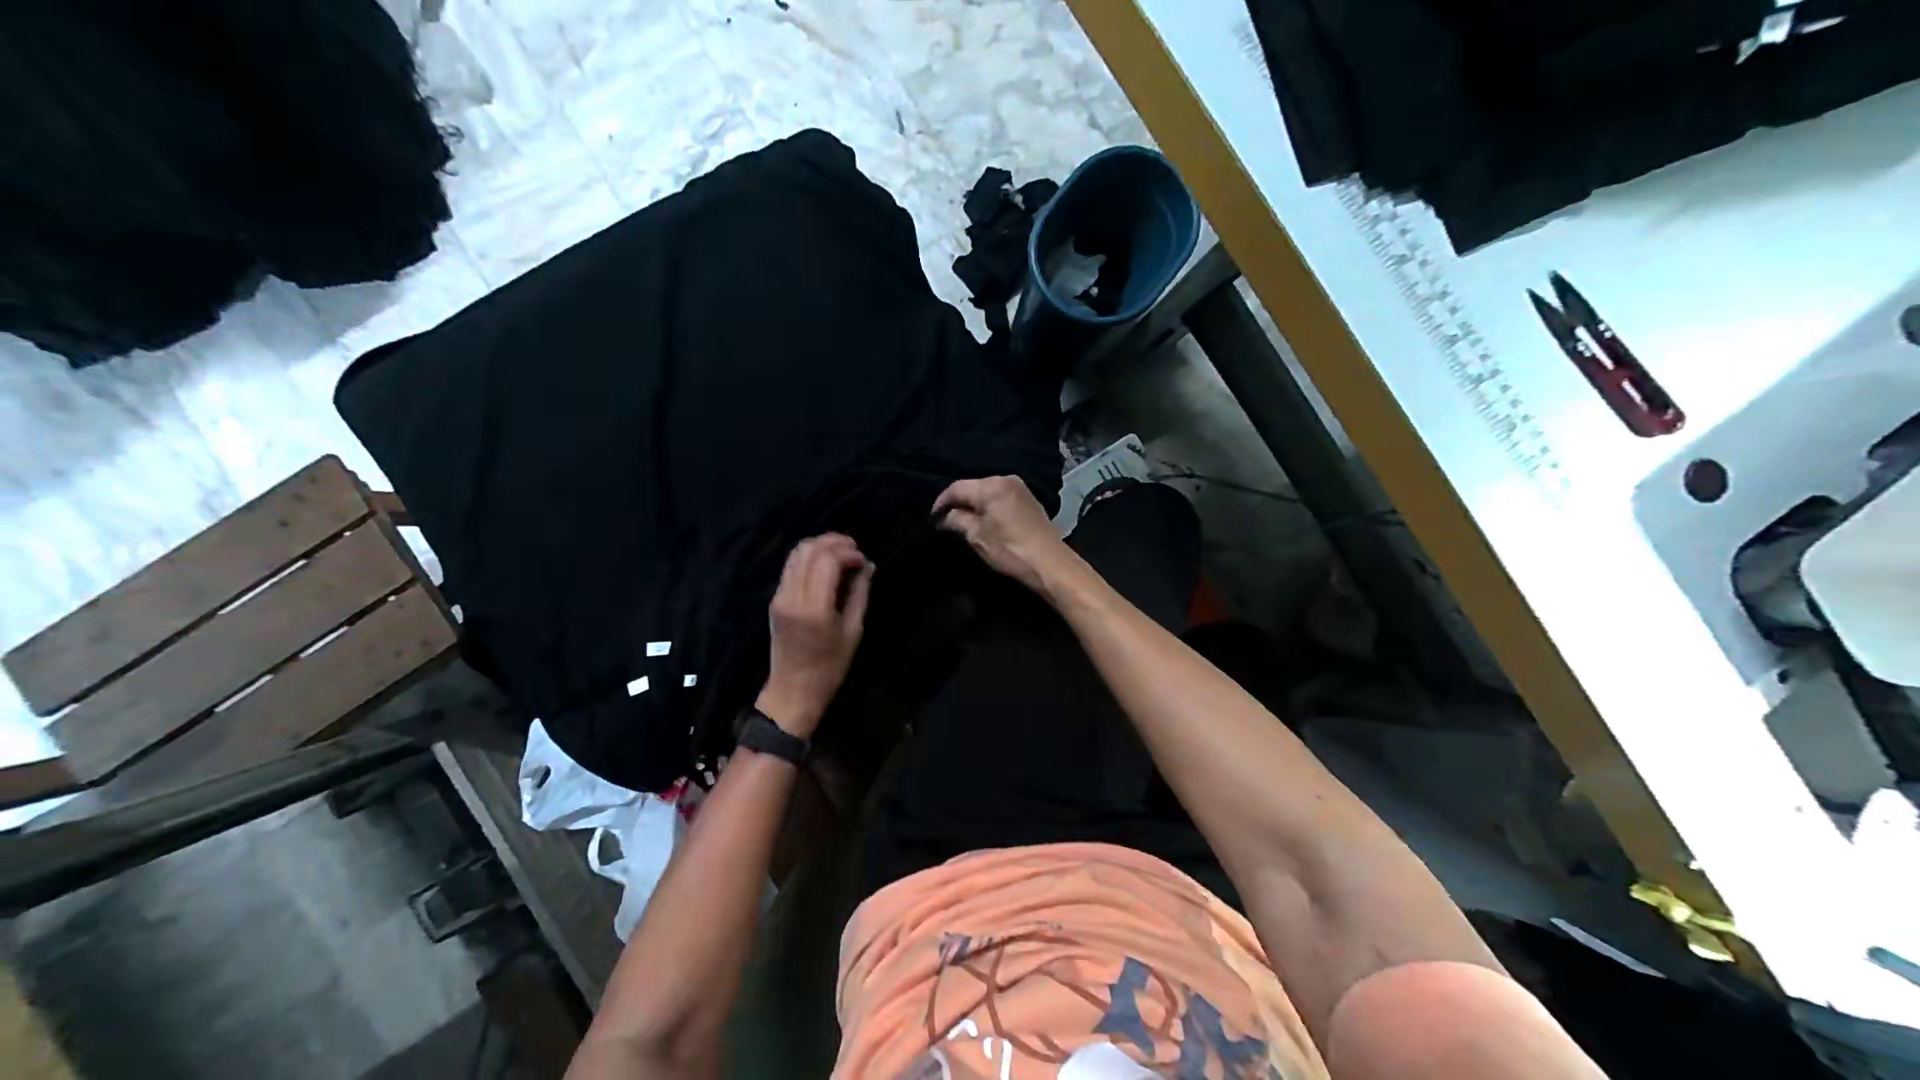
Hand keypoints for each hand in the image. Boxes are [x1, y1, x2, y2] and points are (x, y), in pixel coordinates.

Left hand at [758, 533, 872, 737]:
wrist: (793, 690)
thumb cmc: (829, 667)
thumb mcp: (853, 631)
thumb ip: (859, 594)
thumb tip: (867, 566)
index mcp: (814, 608)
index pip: (827, 561)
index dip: (847, 552)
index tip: (863, 560)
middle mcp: (792, 596)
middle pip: (808, 550)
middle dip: (833, 542)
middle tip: (853, 548)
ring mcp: (780, 596)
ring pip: (796, 554)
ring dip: (819, 546)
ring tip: (840, 552)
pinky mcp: (775, 599)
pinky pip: (791, 567)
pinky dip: (809, 558)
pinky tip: (825, 565)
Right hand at [932, 476, 1076, 593]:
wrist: (1049, 562)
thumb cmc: (1010, 549)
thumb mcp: (977, 536)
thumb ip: (957, 521)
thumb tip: (944, 517)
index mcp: (990, 486)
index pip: (956, 488)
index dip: (941, 502)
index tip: (932, 518)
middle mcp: (1005, 479)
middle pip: (972, 487)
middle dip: (958, 503)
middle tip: (945, 520)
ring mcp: (1019, 488)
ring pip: (987, 491)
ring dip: (974, 504)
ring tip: (962, 521)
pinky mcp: (1028, 498)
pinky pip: (1000, 496)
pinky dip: (989, 505)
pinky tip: (984, 519)